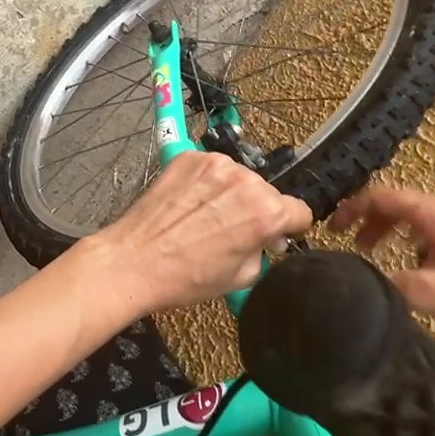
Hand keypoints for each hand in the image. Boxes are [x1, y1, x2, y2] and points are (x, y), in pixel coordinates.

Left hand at [89, 151, 312, 311]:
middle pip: (266, 192)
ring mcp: (214, 165)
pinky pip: (211, 169)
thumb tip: (269, 238)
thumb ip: (265, 251)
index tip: (276, 235)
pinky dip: (206, 183)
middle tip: (233, 232)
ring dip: (231, 194)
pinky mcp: (188, 158)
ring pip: (238, 178)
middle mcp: (244, 180)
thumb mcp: (241, 277)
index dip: (289, 227)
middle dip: (257, 210)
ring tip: (206, 219)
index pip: (299, 210)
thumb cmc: (185, 276)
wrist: (135, 260)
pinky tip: (191, 205)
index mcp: (266, 212)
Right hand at [327, 185, 434, 347]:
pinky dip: (419, 245)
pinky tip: (424, 273)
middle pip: (401, 206)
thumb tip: (363, 280)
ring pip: (422, 221)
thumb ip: (388, 284)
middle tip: (354, 244)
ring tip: (384, 257)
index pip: (382, 197)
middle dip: (372, 222)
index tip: (332, 227)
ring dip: (395, 234)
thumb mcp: (429, 293)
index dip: (352, 208)